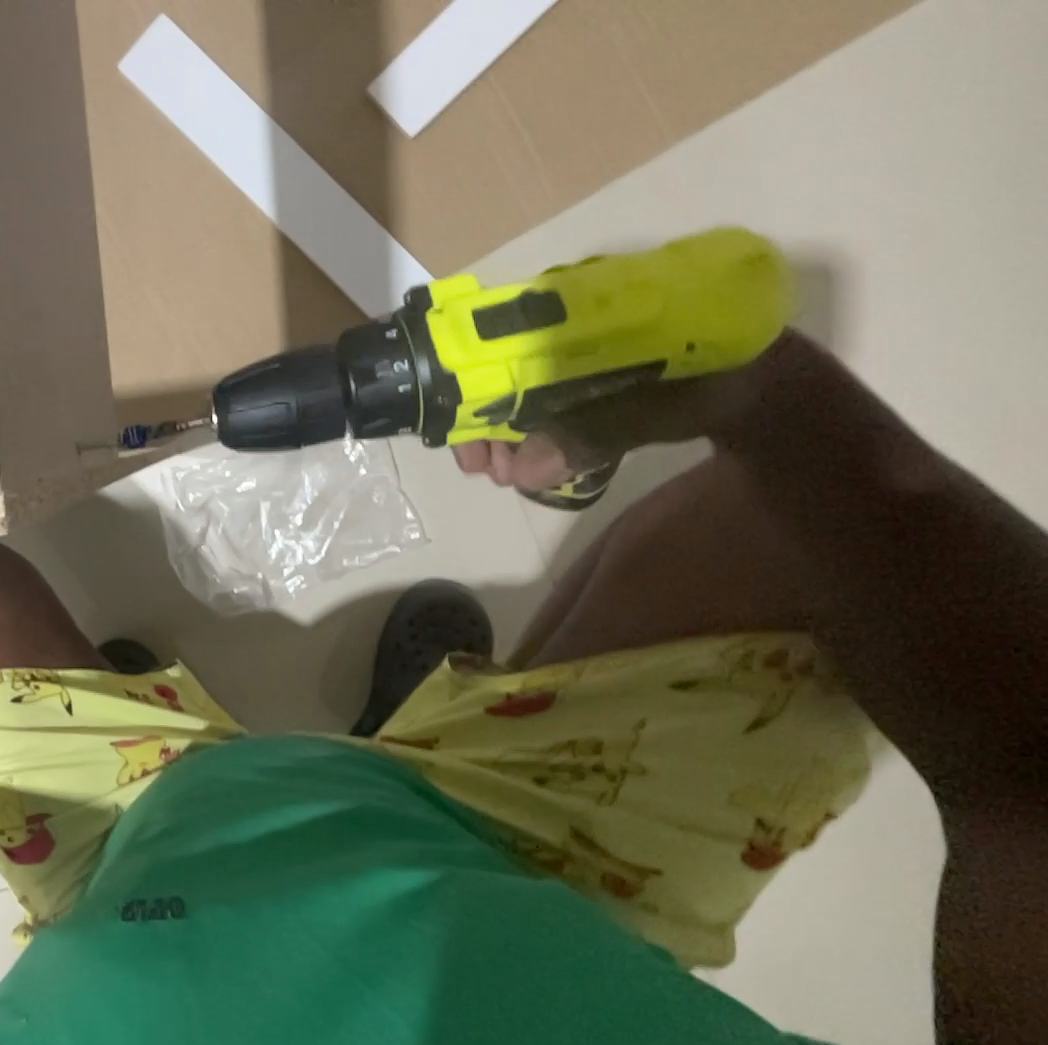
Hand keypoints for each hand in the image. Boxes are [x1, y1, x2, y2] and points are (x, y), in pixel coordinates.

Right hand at [453, 327, 815, 489]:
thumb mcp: (716, 406)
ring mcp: (628, 363)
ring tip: (495, 473)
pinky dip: (536, 440)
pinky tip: (524, 468)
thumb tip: (524, 465)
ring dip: (509, 427)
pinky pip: (564, 411)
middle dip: (496, 402)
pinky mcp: (629, 399)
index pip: (551, 308)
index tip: (466, 401)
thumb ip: (619, 425)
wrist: (854, 456)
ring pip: (543, 385)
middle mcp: (631, 320)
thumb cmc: (793, 410)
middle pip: (535, 351)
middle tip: (477, 458)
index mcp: (656, 296)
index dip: (496, 354)